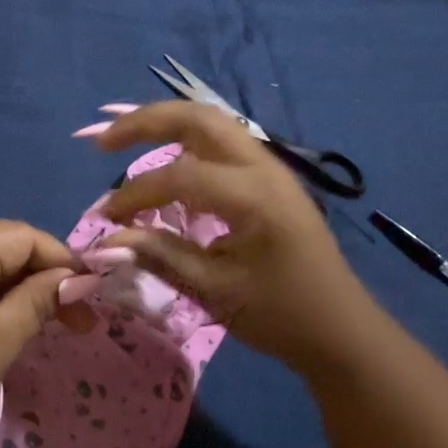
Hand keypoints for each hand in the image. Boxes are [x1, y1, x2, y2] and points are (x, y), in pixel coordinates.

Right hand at [90, 101, 380, 372]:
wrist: (343, 330)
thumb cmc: (282, 316)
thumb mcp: (217, 292)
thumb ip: (161, 256)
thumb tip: (108, 239)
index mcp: (253, 197)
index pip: (178, 177)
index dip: (134, 193)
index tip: (105, 217)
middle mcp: (262, 166)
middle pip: (196, 117)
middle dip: (144, 121)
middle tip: (103, 141)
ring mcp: (269, 165)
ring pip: (209, 120)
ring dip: (164, 122)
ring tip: (124, 138)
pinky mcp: (269, 174)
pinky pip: (220, 139)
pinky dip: (184, 138)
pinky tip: (162, 156)